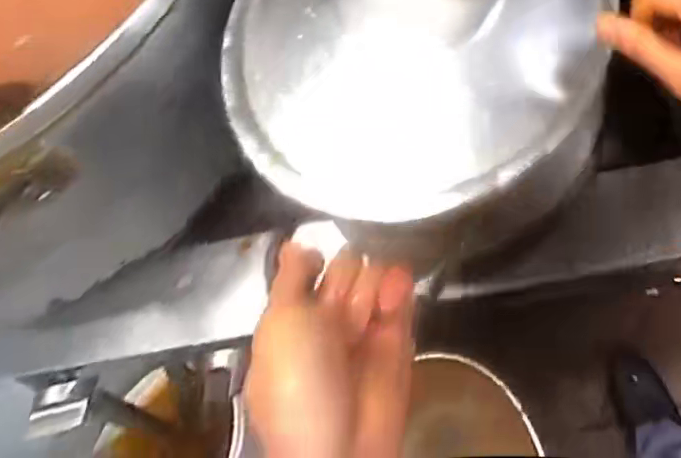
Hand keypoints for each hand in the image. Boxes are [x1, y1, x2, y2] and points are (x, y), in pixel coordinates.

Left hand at [247, 242, 415, 457]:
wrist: (344, 446)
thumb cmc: (297, 385)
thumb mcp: (279, 327)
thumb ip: (289, 279)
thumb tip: (293, 243)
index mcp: (294, 318)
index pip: (312, 265)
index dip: (317, 262)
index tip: (317, 268)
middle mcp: (330, 317)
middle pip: (346, 263)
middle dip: (345, 279)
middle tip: (338, 312)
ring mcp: (366, 323)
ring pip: (375, 272)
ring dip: (370, 286)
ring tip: (366, 316)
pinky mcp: (399, 330)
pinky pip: (402, 289)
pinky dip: (398, 288)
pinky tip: (391, 301)